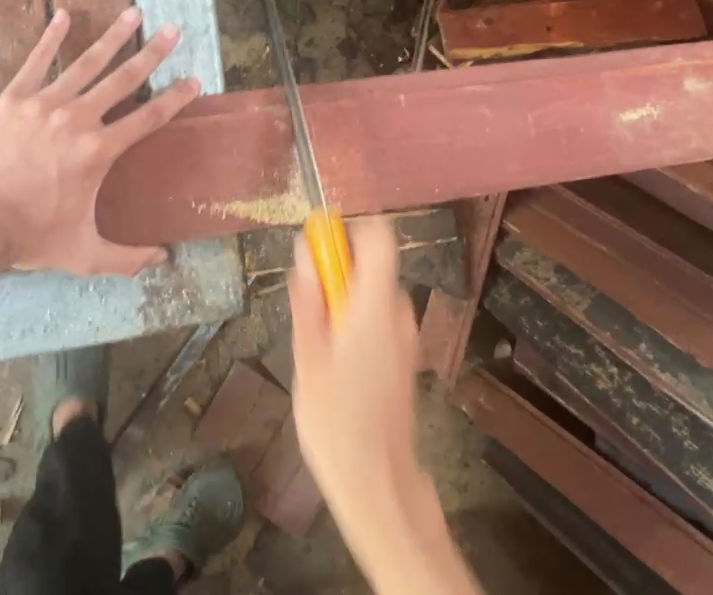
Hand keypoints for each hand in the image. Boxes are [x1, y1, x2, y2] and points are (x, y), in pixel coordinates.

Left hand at [0, 7, 200, 276]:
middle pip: (124, 79)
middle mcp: (77, 121)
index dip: (175, 98)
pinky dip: (51, 39)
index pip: (148, 118)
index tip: (194, 79)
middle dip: (152, 53)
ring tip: (132, 13)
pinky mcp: (12, 101)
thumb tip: (163, 260)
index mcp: (98, 152)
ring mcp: (43, 106)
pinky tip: (63, 16)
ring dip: (112, 37)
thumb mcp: (85, 255)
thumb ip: (127, 258)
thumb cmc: (29, 240)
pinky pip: (35, 62)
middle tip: (172, 30)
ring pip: (86, 63)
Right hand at [288, 216, 426, 517]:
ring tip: (319, 350)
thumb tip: (305, 251)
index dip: (350, 231)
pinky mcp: (406, 356)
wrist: (377, 480)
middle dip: (338, 276)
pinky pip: (380, 320)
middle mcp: (400, 312)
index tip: (319, 250)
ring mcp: (407, 335)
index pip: (379, 237)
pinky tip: (338, 367)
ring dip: (345, 305)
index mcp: (376, 304)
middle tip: (309, 314)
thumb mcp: (307, 356)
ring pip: (373, 295)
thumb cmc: (335, 419)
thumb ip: (308, 299)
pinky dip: (357, 326)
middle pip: (373, 266)